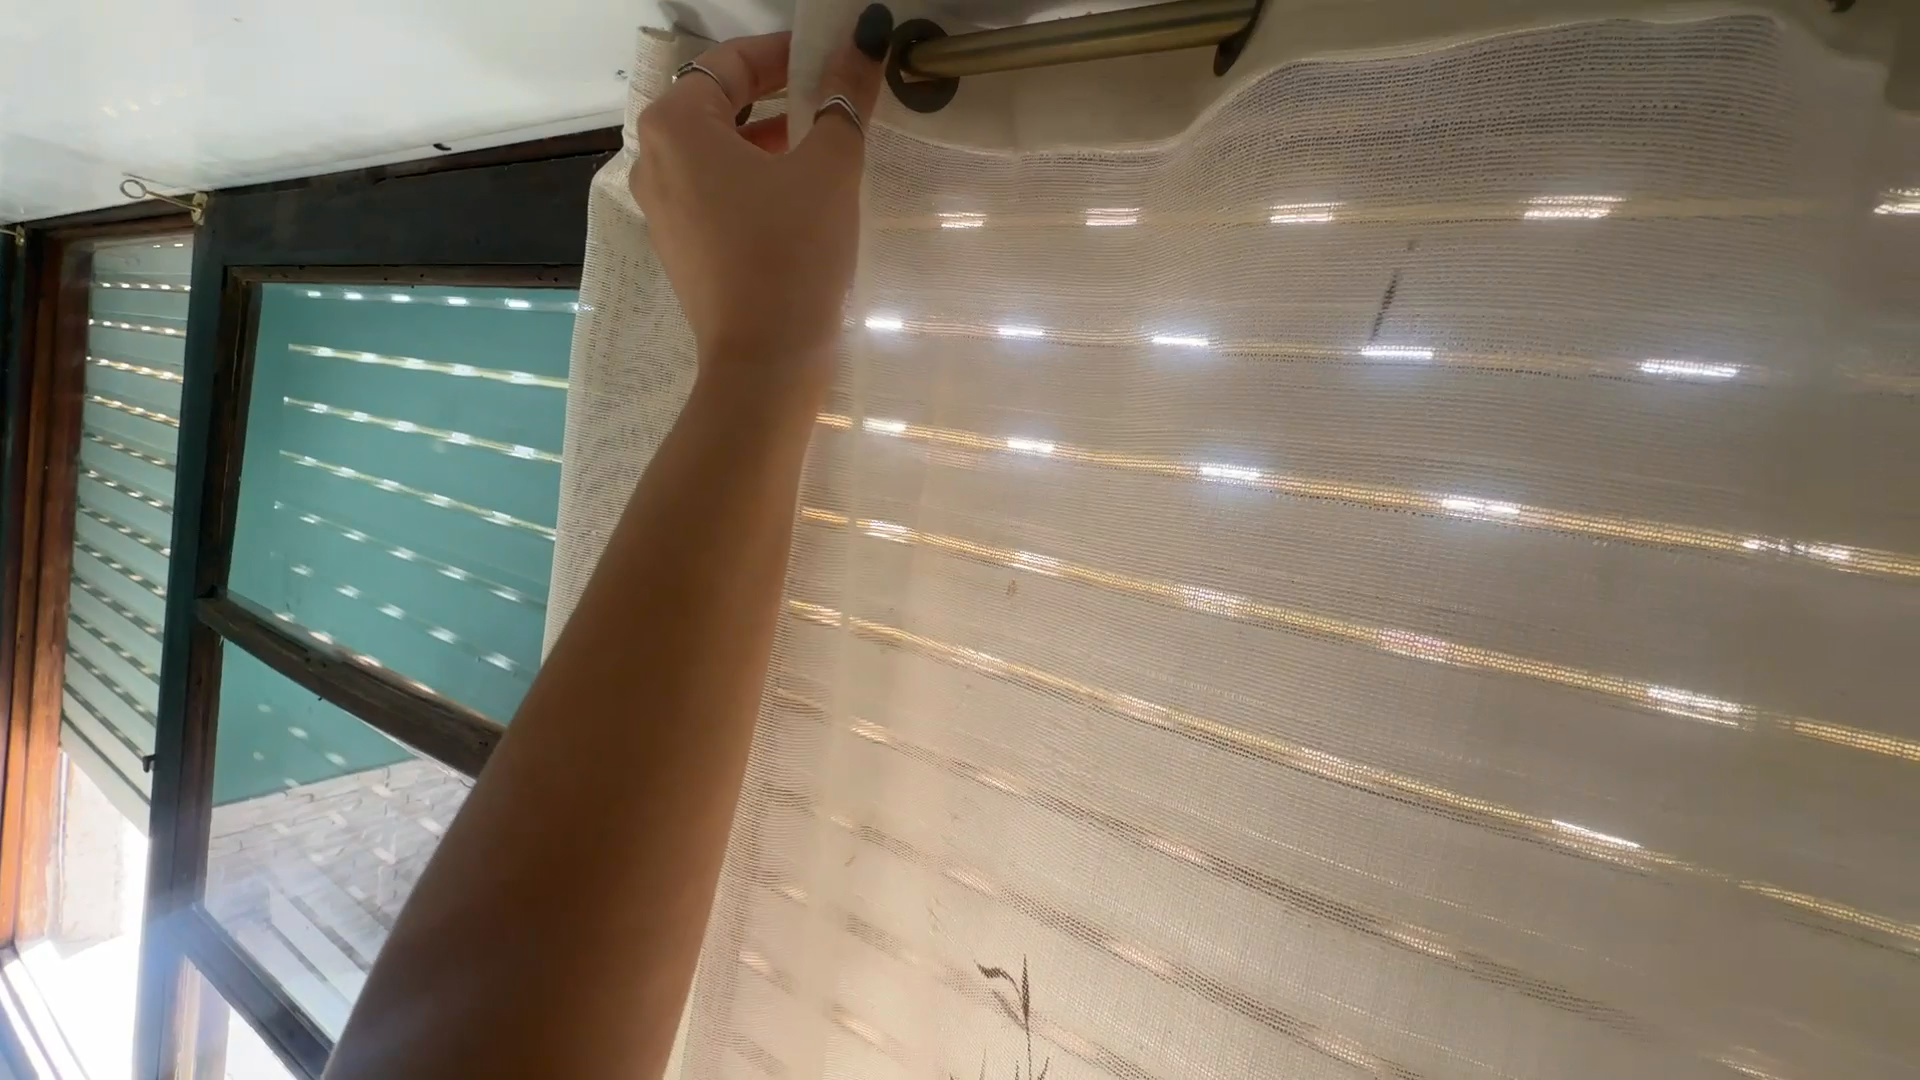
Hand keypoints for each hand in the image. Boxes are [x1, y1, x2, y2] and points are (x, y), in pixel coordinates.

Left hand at [631, 10, 893, 404]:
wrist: (766, 361)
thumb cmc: (794, 254)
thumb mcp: (829, 169)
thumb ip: (845, 98)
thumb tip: (866, 37)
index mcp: (676, 125)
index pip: (731, 64)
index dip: (784, 54)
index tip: (829, 60)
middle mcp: (653, 161)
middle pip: (720, 110)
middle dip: (777, 103)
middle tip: (830, 108)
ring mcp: (661, 213)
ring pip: (718, 160)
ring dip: (767, 149)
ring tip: (819, 161)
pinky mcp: (681, 254)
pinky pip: (715, 201)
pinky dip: (752, 190)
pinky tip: (794, 211)